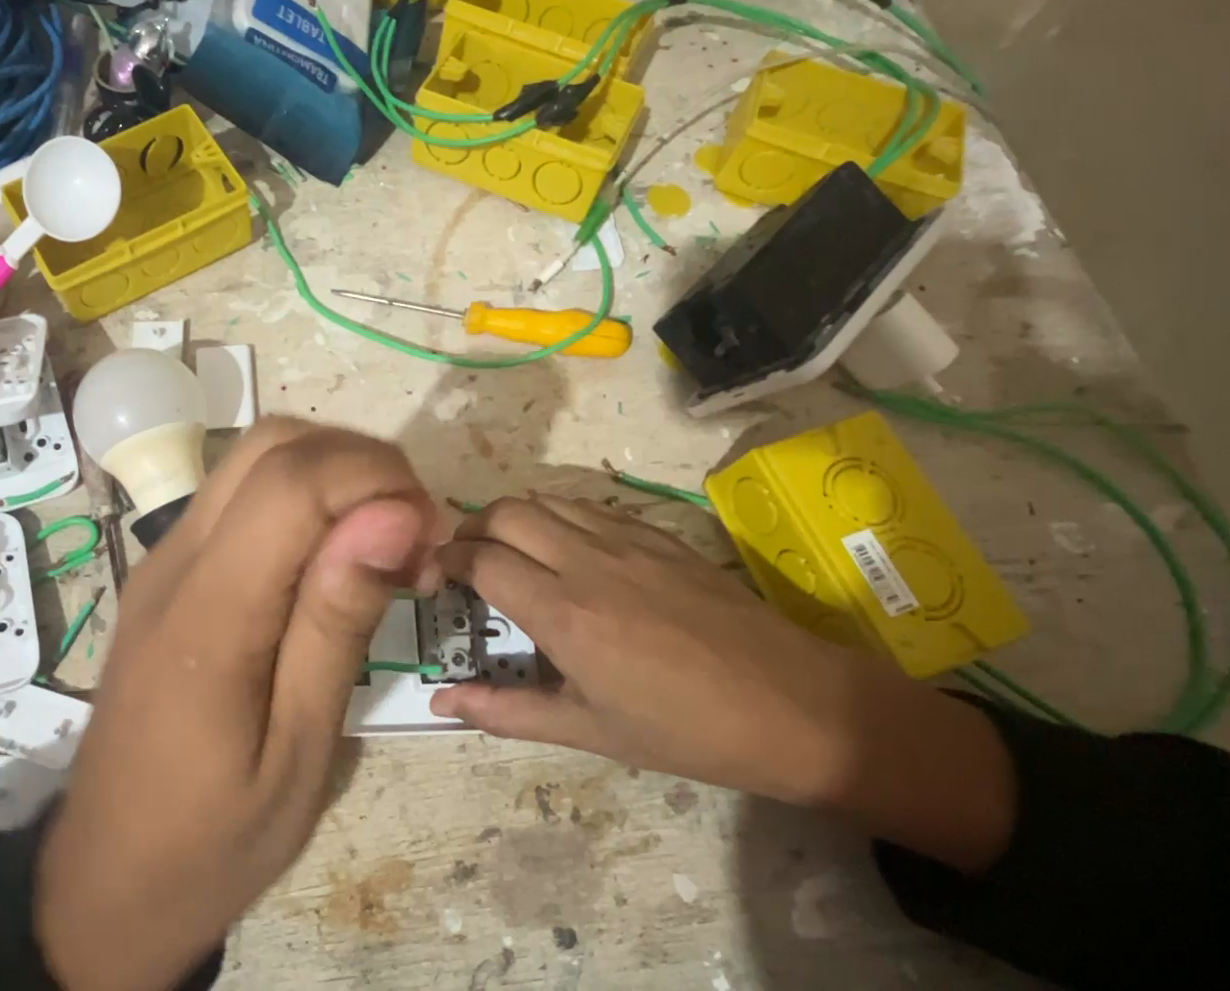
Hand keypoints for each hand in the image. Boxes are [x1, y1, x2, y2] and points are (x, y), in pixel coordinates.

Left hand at [36, 419, 441, 989]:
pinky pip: (239, 498)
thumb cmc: (215, 839)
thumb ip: (338, 623)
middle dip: (362, 465)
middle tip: (416, 538)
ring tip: (385, 548)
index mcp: (208, 615)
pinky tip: (335, 561)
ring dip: (334, 476)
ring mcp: (162, 562)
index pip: (291, 481)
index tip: (432, 539)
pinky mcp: (166, 574)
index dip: (377, 480)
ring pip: (254, 459)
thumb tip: (392, 514)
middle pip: (272, 445)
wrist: (107, 878)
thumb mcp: (300, 751)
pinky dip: (302, 499)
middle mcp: (174, 563)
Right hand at [431, 496, 1014, 871]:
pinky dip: (558, 516)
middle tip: (466, 562)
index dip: (447, 560)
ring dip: (513, 517)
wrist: (794, 705)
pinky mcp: (658, 534)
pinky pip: (588, 506)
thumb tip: (441, 701)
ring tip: (510, 552)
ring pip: (546, 498)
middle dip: (471, 528)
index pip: (481, 560)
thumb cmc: (683, 730)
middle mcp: (586, 561)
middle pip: (505, 511)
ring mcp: (627, 539)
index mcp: (563, 612)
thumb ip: (506, 710)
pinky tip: (567, 551)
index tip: (436, 576)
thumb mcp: (589, 731)